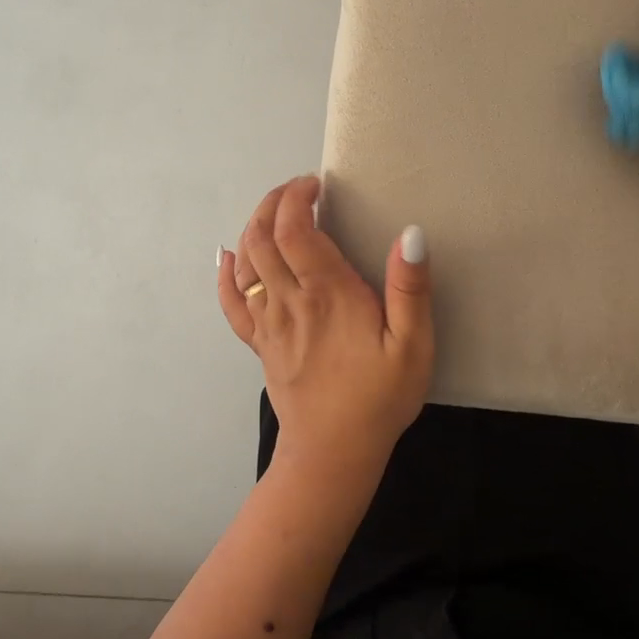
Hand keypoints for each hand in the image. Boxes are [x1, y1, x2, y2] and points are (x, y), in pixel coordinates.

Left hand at [218, 176, 432, 476]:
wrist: (332, 454)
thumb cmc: (379, 398)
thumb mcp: (412, 345)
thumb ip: (410, 288)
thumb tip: (410, 233)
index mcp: (326, 293)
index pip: (294, 228)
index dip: (297, 196)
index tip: (316, 183)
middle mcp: (288, 301)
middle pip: (261, 236)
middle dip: (273, 202)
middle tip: (297, 190)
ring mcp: (268, 324)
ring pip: (244, 262)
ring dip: (252, 227)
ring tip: (274, 212)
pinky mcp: (260, 345)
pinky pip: (231, 303)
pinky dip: (226, 274)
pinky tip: (228, 257)